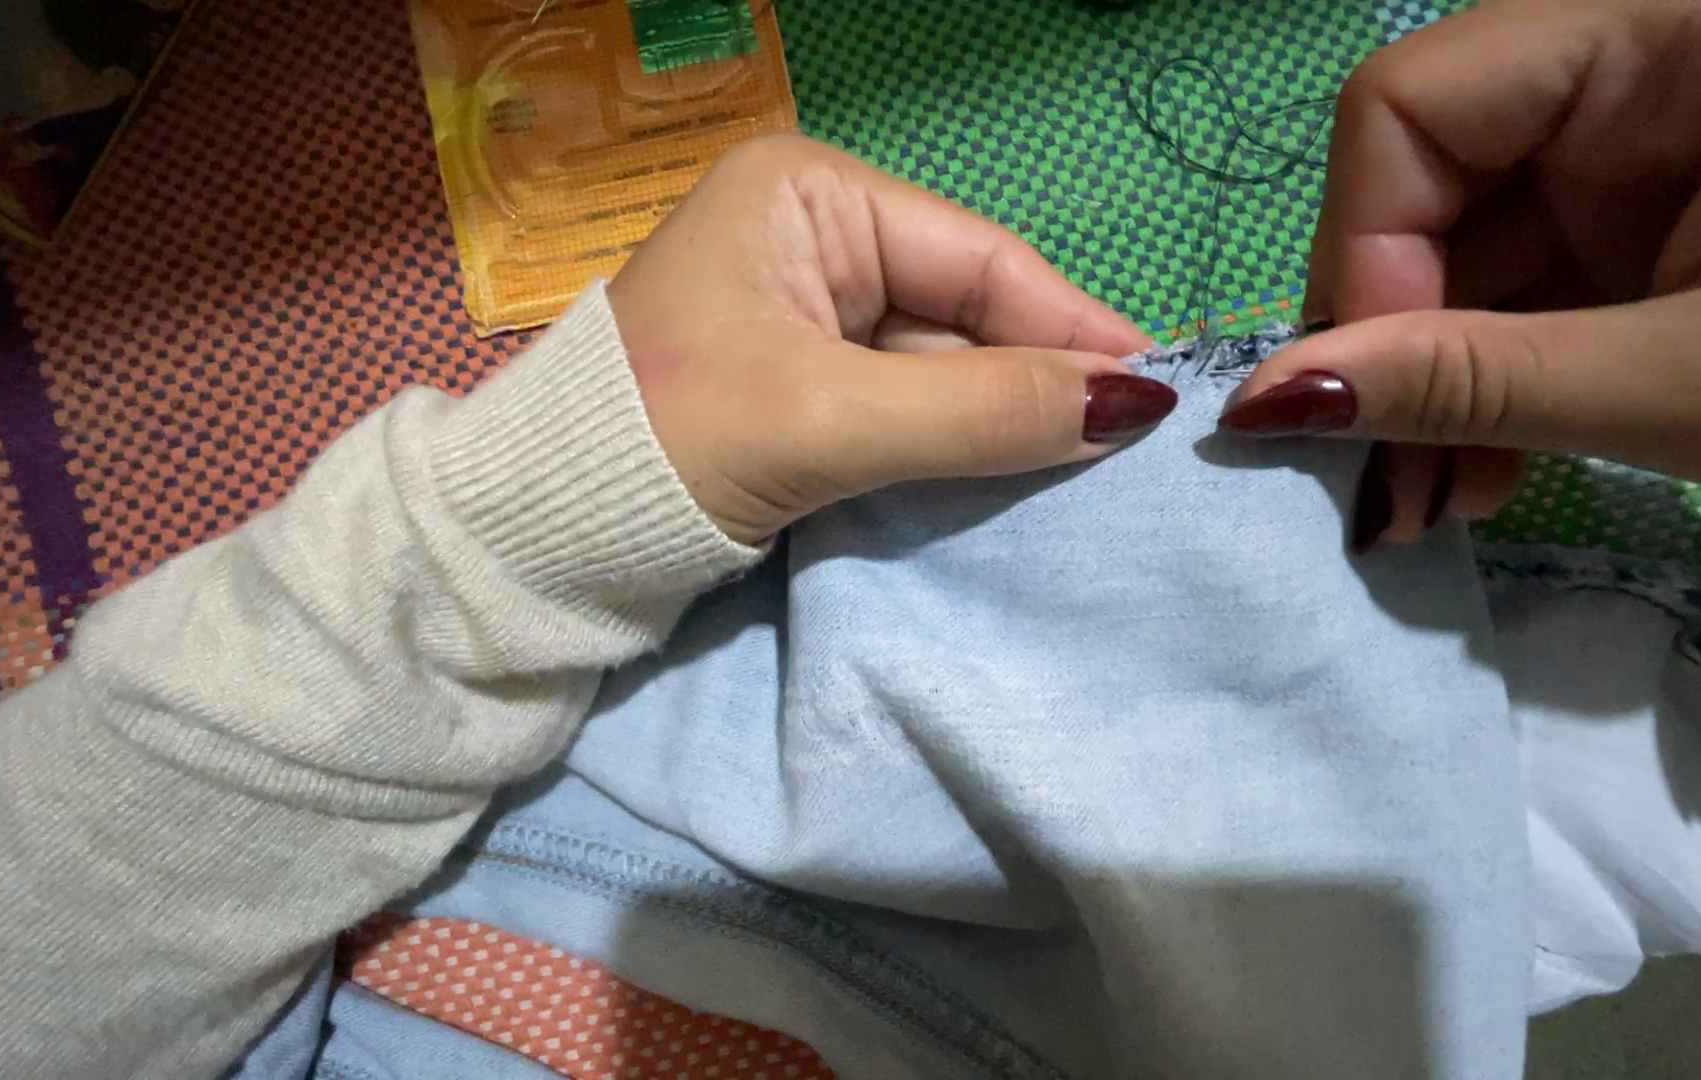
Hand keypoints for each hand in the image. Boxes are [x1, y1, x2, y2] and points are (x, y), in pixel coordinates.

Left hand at [608, 135, 1171, 544]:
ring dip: (998, 417)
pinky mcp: (804, 384)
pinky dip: (950, 443)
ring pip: (938, 366)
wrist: (549, 534)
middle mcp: (814, 242)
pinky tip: (1002, 472)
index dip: (1070, 325)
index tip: (1151, 389)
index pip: (976, 258)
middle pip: (962, 311)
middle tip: (1120, 443)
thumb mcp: (827, 420)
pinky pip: (903, 406)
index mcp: (810, 199)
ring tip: (1079, 463)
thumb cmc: (670, 444)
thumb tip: (1127, 405)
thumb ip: (976, 410)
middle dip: (1035, 378)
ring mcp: (809, 316)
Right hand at [1215, 0, 1700, 549]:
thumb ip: (1466, 384)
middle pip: (1410, 197)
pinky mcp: (1619, 225)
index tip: (1370, 380)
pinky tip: (1476, 472)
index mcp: (1692, 26)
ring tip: (1430, 502)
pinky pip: (1489, 299)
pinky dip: (1468, 393)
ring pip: (1438, 267)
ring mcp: (1621, 156)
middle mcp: (1638, 69)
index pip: (1410, 106)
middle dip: (1381, 351)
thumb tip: (1261, 404)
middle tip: (1382, 485)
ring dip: (1417, 393)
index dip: (1361, 245)